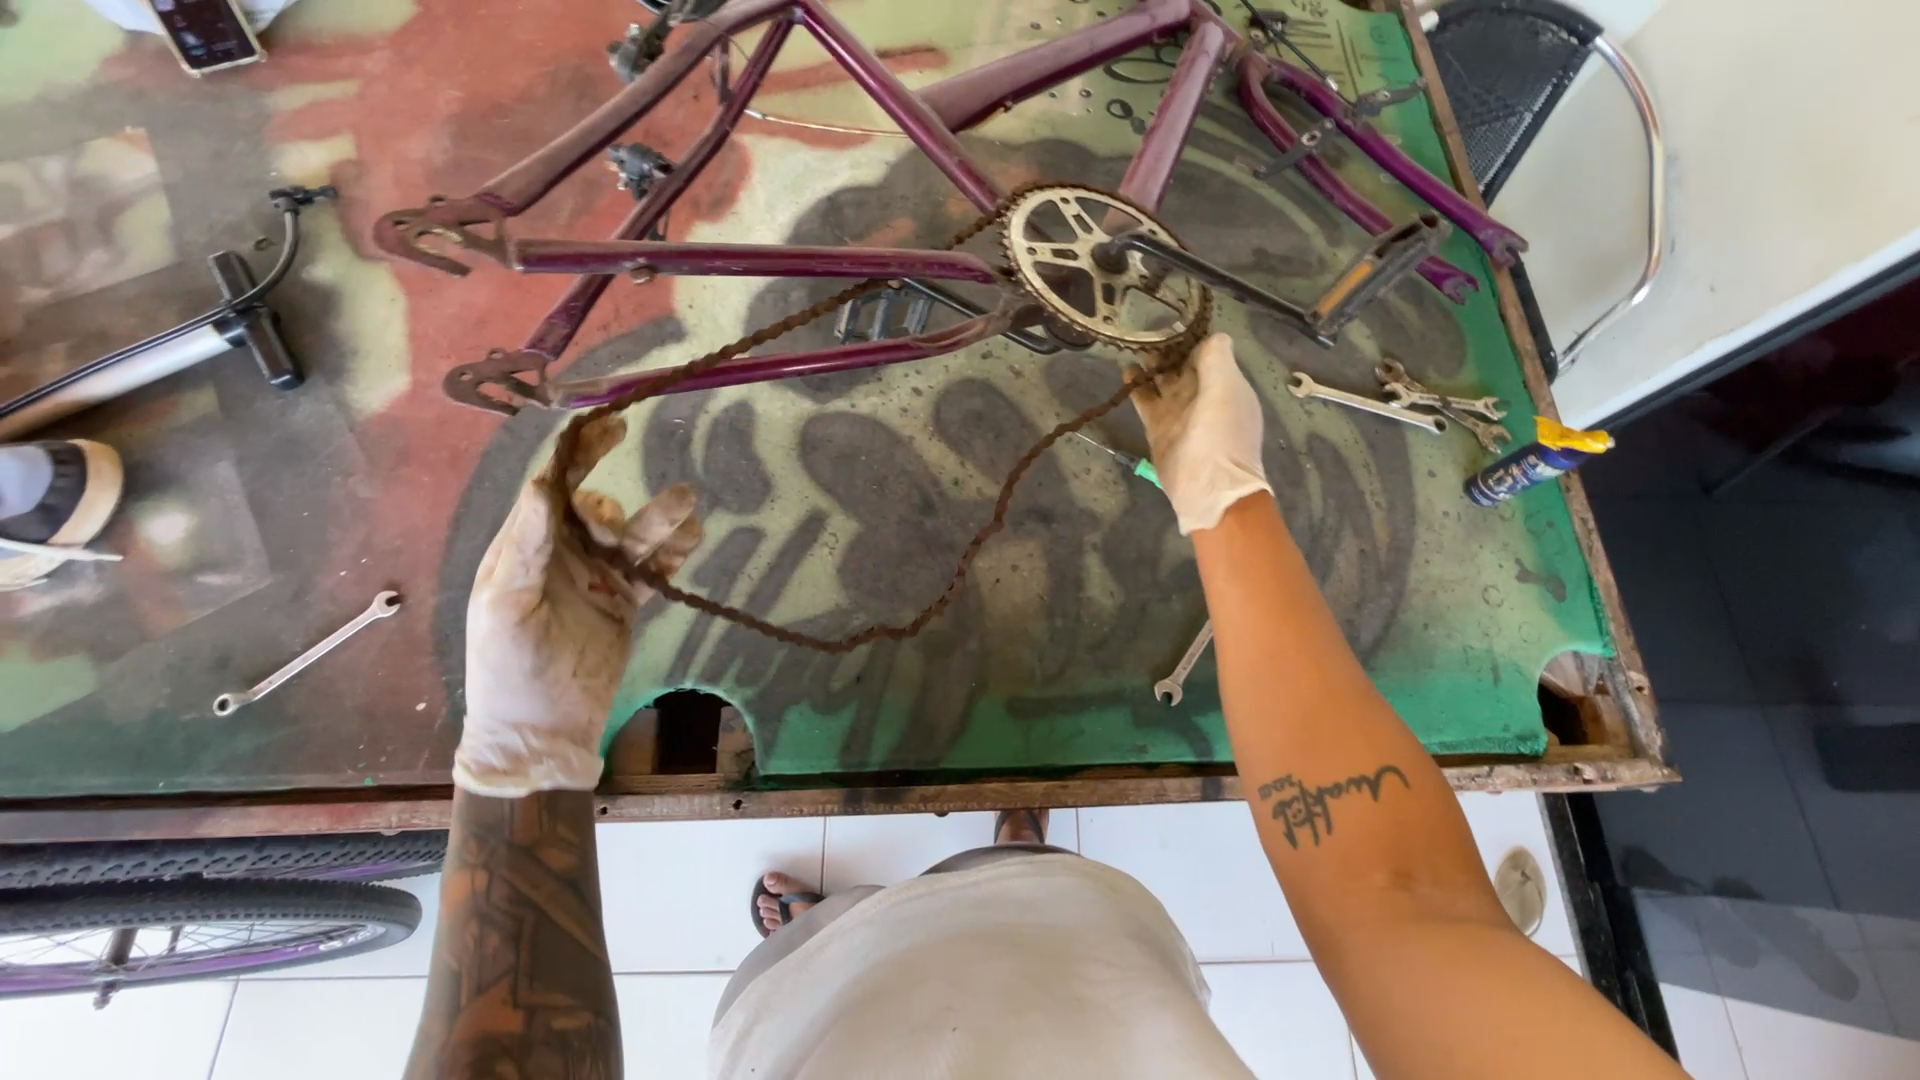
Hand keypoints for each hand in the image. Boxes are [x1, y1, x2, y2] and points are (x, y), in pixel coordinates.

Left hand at [457, 416, 701, 797]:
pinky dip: (672, 556)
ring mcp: (596, 579)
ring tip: (687, 509)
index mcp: (525, 548)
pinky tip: (687, 544)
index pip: (552, 489)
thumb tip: (543, 482)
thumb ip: (528, 544)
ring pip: (634, 538)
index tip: (609, 426)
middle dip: (625, 489)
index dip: (579, 455)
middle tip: (651, 473)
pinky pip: (653, 570)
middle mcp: (562, 555)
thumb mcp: (508, 604)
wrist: (541, 731)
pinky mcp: (624, 603)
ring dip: (660, 521)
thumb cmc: (509, 667)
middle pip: (599, 508)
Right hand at [1128, 332, 1271, 533]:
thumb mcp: (1226, 389)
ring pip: (1163, 381)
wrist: (1208, 488)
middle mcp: (1205, 396)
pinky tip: (1126, 370)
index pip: (1208, 353)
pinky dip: (1137, 386)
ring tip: (1132, 345)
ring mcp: (1180, 414)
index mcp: (1227, 385)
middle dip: (1166, 349)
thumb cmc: (1221, 436)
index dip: (1190, 338)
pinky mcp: (1159, 429)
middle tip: (1144, 330)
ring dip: (1150, 365)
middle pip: (1183, 365)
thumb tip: (1210, 336)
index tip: (1170, 323)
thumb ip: (1217, 359)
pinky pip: (1147, 401)